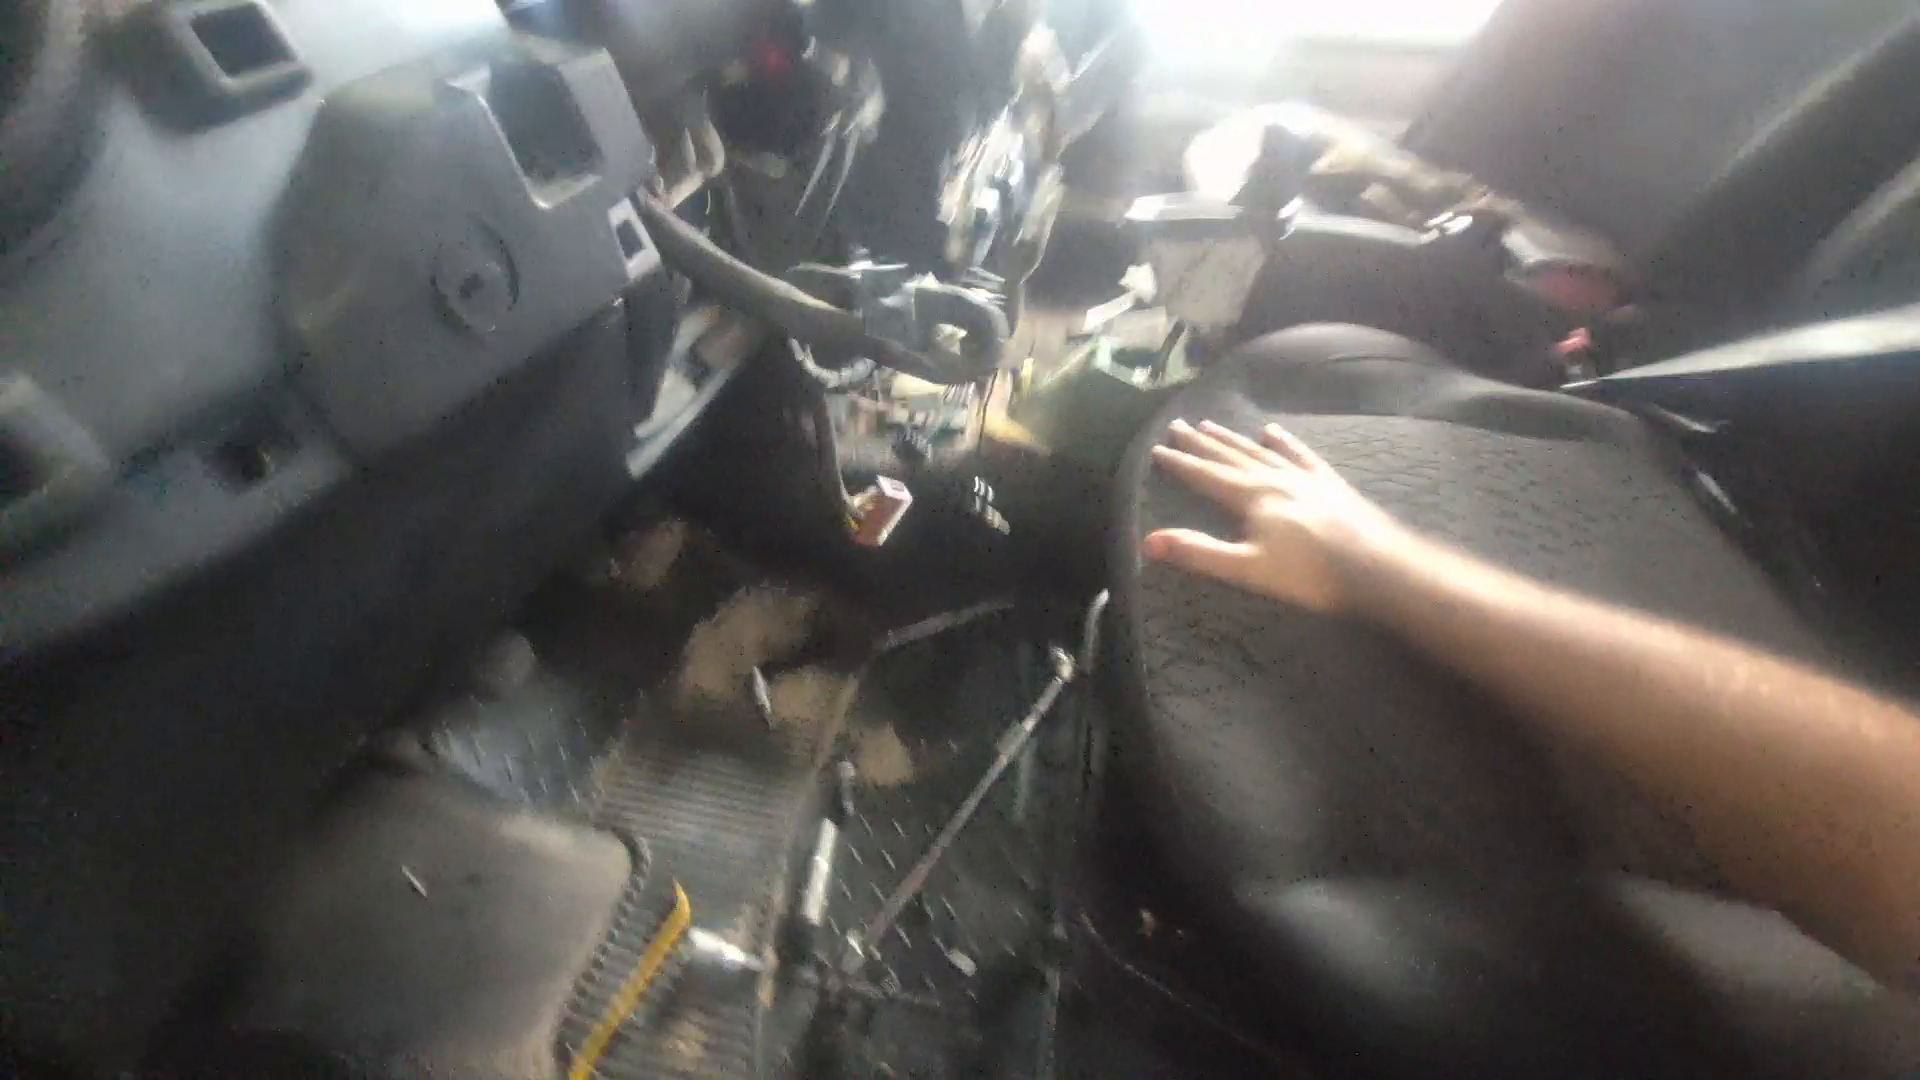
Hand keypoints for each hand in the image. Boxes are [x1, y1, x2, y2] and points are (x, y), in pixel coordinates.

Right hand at [1142, 419, 1413, 614]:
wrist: (1379, 568)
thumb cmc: (1310, 574)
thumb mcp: (1247, 568)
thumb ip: (1198, 552)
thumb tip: (1148, 541)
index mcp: (1251, 497)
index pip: (1205, 475)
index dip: (1180, 463)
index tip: (1156, 449)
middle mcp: (1273, 478)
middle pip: (1229, 456)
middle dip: (1200, 443)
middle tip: (1178, 425)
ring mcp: (1303, 478)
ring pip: (1259, 451)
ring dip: (1233, 438)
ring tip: (1212, 423)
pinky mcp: (1328, 483)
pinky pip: (1299, 455)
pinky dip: (1284, 442)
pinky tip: (1274, 431)